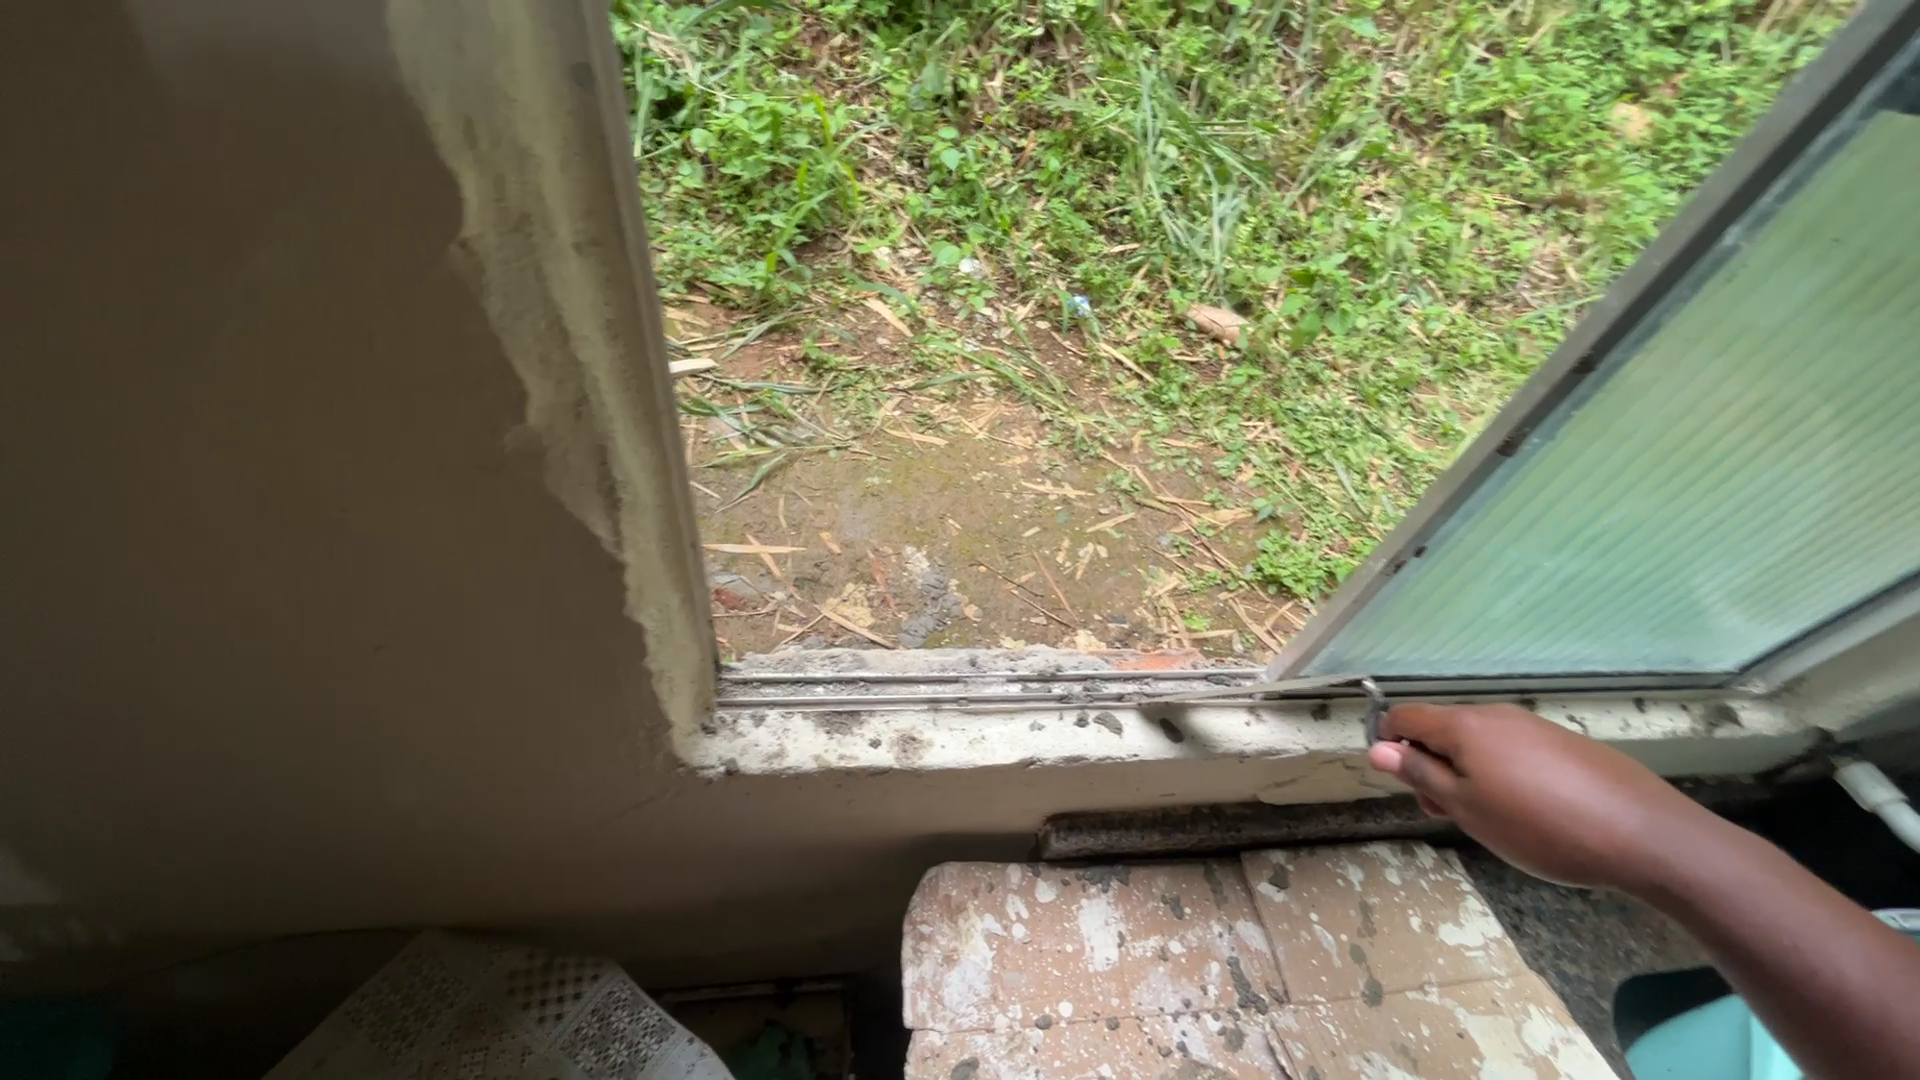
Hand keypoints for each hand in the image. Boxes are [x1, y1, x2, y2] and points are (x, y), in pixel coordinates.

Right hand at [1366, 703, 1723, 891]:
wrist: (1651, 838)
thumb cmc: (1541, 826)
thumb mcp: (1466, 808)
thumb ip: (1419, 774)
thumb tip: (1375, 748)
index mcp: (1464, 725)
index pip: (1403, 716)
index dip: (1389, 745)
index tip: (1405, 784)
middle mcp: (1495, 715)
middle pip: (1440, 729)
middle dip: (1430, 765)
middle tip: (1446, 813)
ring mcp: (1534, 727)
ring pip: (1478, 742)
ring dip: (1466, 772)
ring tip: (1490, 818)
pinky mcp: (1567, 744)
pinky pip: (1513, 750)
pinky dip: (1502, 773)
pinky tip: (1530, 811)